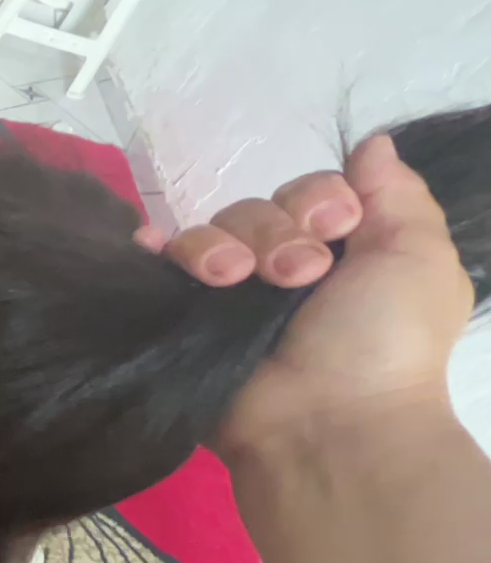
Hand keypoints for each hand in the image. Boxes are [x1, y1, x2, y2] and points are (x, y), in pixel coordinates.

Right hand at [137, 135, 475, 461]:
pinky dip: (147, 250)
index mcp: (331, 248)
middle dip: (272, 233)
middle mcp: (270, 265)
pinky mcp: (173, 318)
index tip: (335, 229)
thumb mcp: (416, 258)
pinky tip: (146, 245)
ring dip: (218, 247)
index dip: (315, 199)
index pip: (305, 191)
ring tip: (231, 282)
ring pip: (203, 235)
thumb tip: (369, 144)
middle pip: (251, 210)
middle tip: (293, 277)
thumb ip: (396, 197)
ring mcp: (216, 294)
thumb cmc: (381, 341)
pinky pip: (151, 270)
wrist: (318, 418)